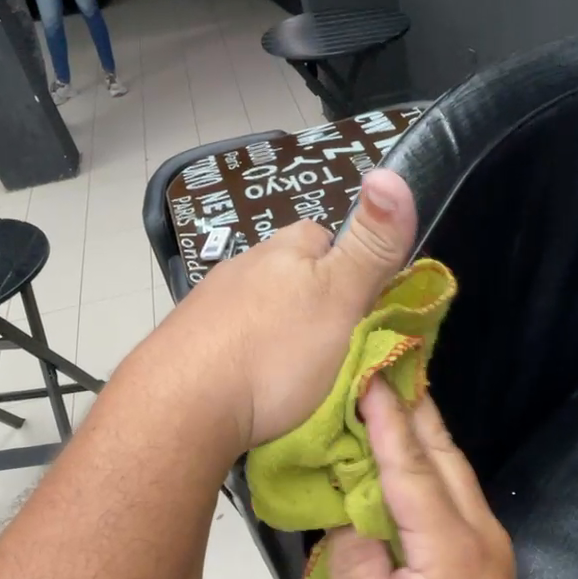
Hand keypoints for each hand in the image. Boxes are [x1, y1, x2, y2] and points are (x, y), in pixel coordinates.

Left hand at [141, 168, 416, 451]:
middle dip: (314, 302)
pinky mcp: (193, 339)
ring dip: (281, 329)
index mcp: (286, 249)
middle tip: (336, 348)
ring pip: (263, 306)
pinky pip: (235, 337)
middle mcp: (246, 263)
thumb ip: (371, 247)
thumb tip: (393, 173)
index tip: (364, 311)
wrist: (184, 405)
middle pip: (294, 273)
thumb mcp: (340, 299)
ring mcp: (213, 301)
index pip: (328, 239)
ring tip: (297, 370)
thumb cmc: (273, 353)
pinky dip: (251, 354)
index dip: (352, 271)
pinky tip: (257, 382)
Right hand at [326, 381, 554, 578]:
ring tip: (394, 393)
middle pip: (441, 456)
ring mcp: (488, 540)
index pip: (408, 469)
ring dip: (424, 430)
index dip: (384, 422)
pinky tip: (410, 452)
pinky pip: (455, 493)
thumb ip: (355, 565)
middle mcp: (476, 531)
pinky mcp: (487, 553)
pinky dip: (430, 462)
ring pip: (453, 470)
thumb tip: (350, 515)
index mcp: (447, 547)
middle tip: (384, 363)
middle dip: (413, 409)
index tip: (366, 376)